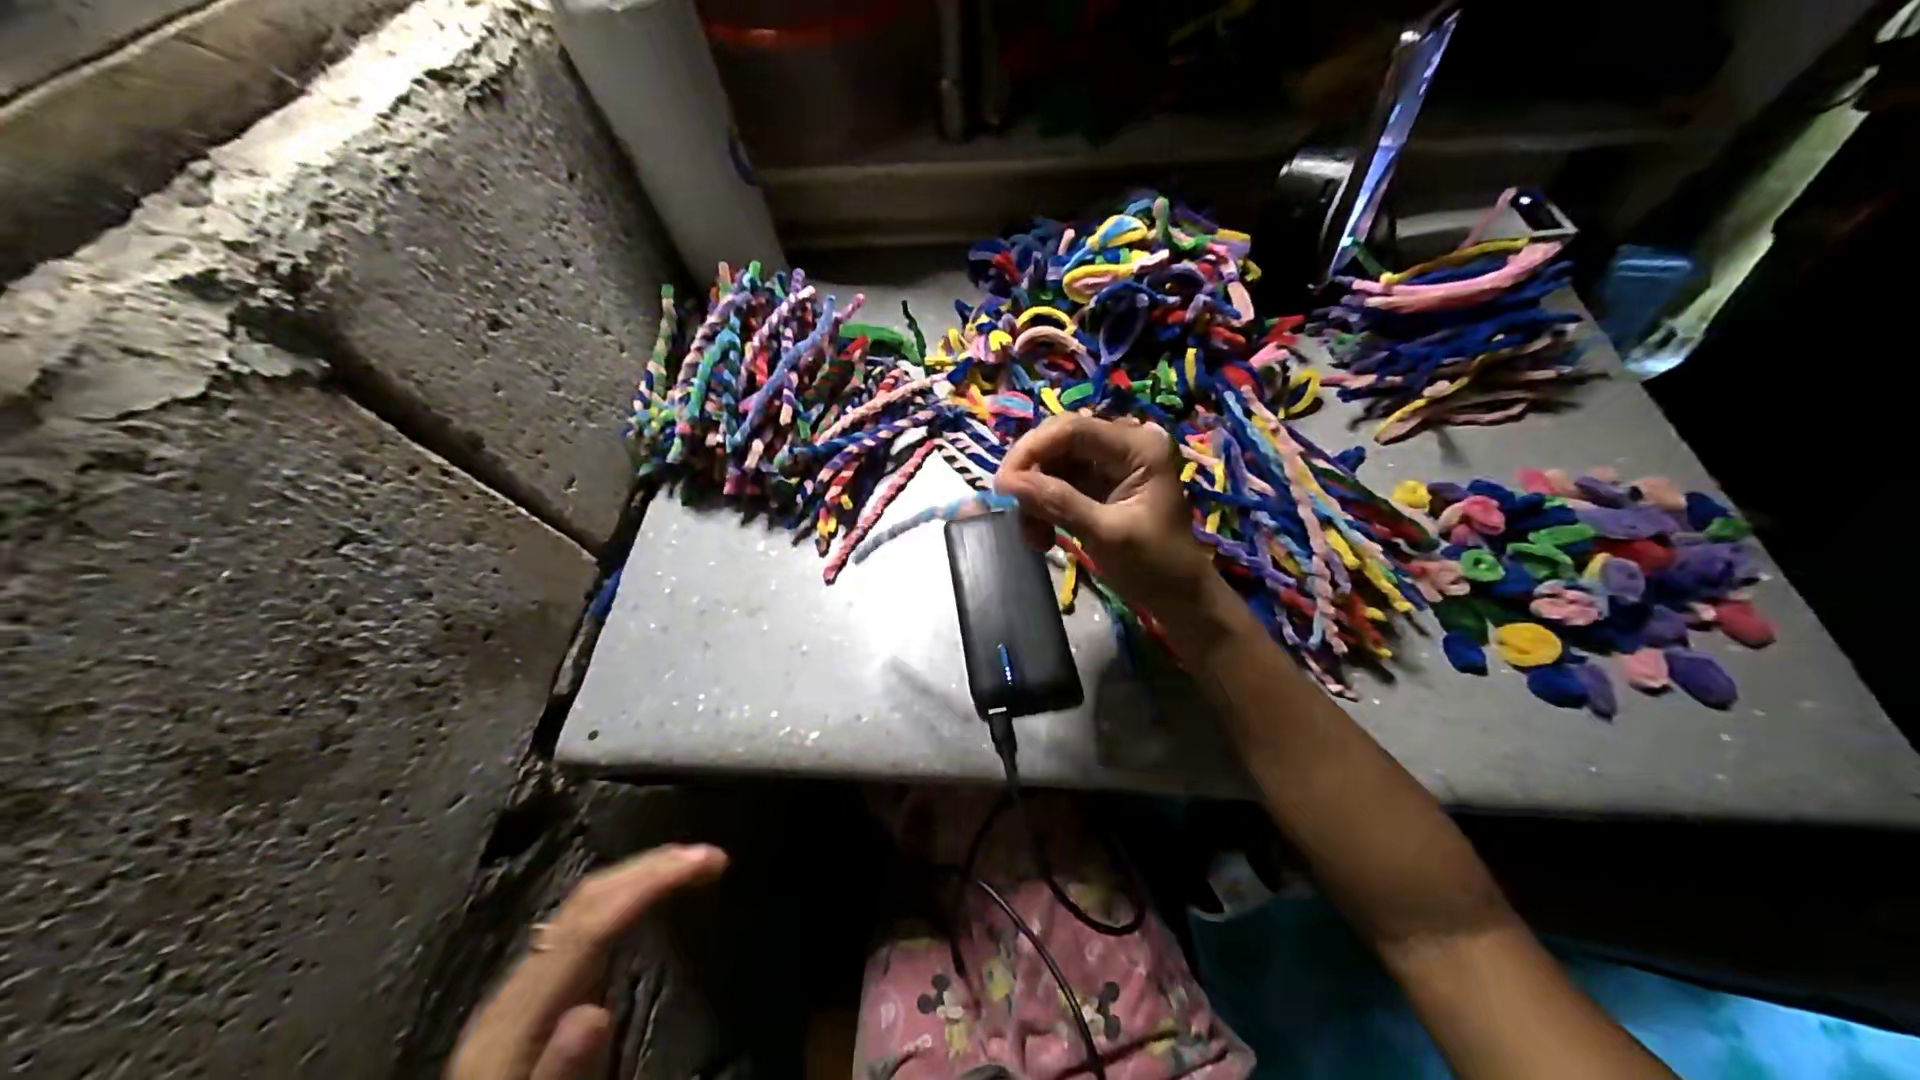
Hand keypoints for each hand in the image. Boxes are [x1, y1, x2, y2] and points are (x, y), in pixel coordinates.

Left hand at [447, 844, 728, 1079]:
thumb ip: (560, 1070)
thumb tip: (594, 1015)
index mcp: (522, 1012)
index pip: (594, 925)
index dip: (652, 883)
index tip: (709, 862)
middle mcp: (524, 982)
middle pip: (588, 902)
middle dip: (652, 867)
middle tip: (711, 856)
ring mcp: (528, 983)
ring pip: (585, 904)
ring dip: (641, 874)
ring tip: (689, 863)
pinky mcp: (538, 992)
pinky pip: (585, 921)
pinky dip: (625, 896)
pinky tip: (645, 897)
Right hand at [994, 415, 1215, 615]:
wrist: (1180, 598)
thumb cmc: (1155, 565)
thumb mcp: (1106, 534)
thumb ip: (1058, 503)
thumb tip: (1006, 483)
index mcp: (1139, 446)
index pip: (1073, 429)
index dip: (1032, 450)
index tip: (1002, 485)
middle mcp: (1124, 444)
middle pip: (1058, 441)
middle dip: (1030, 474)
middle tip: (1009, 509)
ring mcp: (1109, 464)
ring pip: (1052, 463)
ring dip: (1034, 498)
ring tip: (1034, 539)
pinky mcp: (1097, 484)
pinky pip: (1056, 483)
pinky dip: (1042, 508)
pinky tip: (1042, 537)